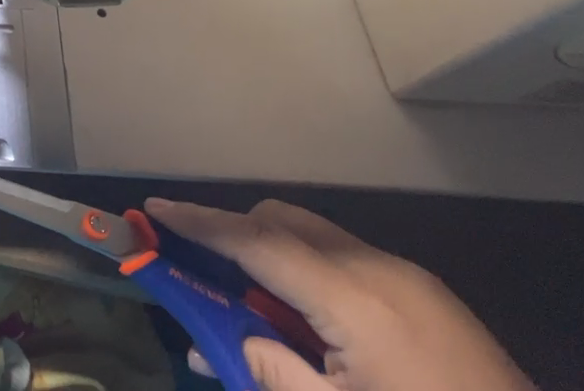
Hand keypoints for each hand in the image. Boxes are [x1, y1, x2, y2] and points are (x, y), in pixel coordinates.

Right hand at [145, 198, 534, 390]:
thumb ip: (270, 371)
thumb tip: (218, 342)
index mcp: (355, 299)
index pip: (257, 242)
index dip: (200, 224)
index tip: (154, 211)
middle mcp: (379, 269)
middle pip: (283, 220)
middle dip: (234, 233)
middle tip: (202, 271)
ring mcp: (410, 278)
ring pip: (315, 237)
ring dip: (272, 255)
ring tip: (256, 310)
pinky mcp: (428, 295)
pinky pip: (347, 262)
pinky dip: (309, 275)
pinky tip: (310, 326)